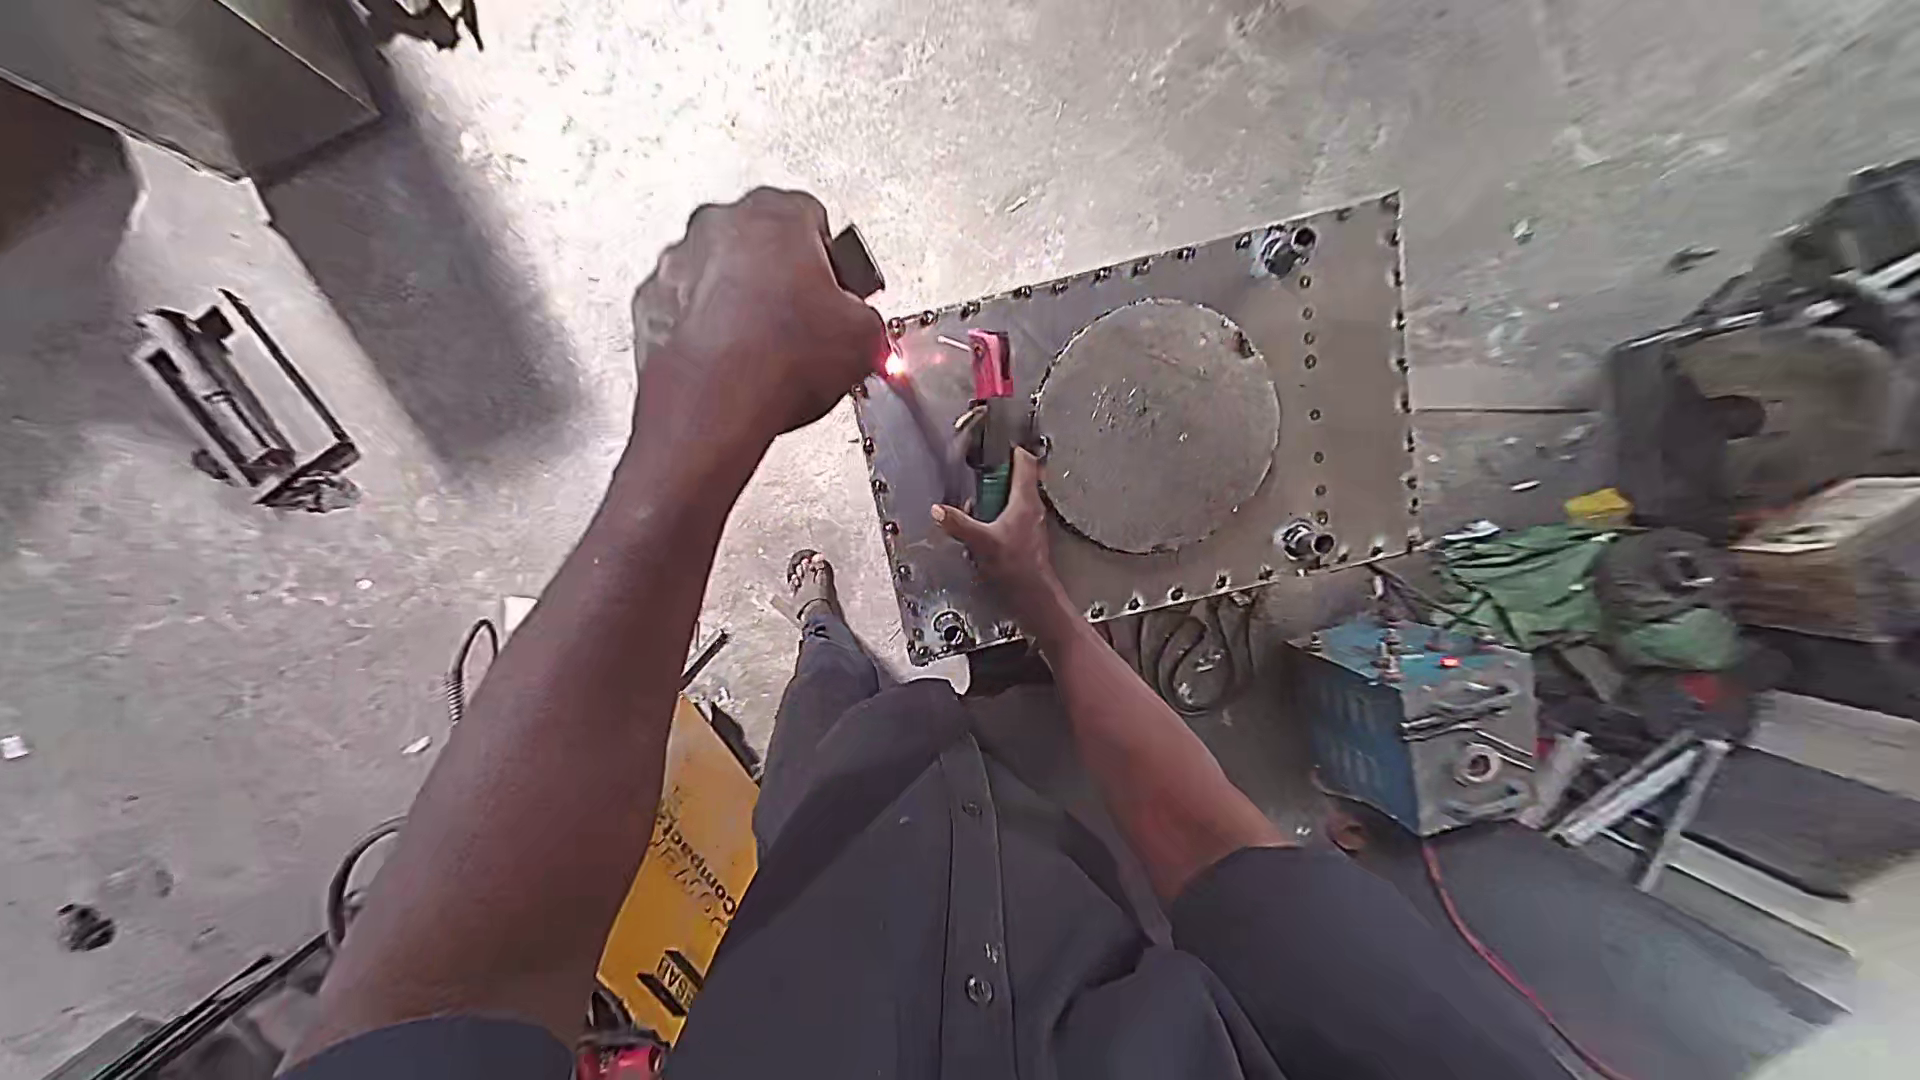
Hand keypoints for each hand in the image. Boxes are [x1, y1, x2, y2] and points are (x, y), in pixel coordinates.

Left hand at [629, 188, 886, 470]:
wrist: (719, 403)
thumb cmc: (781, 358)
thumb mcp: (866, 337)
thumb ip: (867, 318)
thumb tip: (864, 329)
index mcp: (776, 215)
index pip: (815, 220)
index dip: (833, 264)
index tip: (839, 294)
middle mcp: (720, 225)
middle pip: (764, 245)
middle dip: (785, 280)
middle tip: (806, 324)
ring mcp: (678, 264)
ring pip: (722, 276)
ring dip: (744, 305)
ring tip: (769, 352)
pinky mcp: (651, 307)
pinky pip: (689, 311)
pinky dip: (709, 332)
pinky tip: (734, 364)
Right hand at [931, 448, 1072, 634]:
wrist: (1034, 595)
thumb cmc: (1019, 569)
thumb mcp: (982, 542)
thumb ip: (959, 524)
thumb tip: (940, 511)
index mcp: (1026, 500)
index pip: (1025, 461)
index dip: (1009, 450)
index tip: (993, 448)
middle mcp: (1032, 507)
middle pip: (1016, 477)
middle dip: (995, 476)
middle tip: (978, 481)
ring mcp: (1030, 521)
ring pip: (1013, 496)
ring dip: (995, 497)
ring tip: (978, 506)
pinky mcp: (1025, 535)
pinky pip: (1011, 515)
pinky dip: (997, 514)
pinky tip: (985, 528)